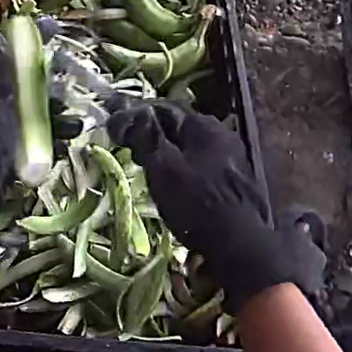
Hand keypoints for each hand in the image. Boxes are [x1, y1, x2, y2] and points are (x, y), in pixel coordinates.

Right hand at [108, 102, 325, 310]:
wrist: (238, 243)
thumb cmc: (195, 202)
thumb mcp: (163, 167)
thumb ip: (145, 137)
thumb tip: (125, 110)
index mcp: (203, 126)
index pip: (161, 108)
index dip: (134, 113)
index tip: (114, 123)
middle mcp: (220, 134)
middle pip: (177, 126)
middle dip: (150, 132)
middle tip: (126, 145)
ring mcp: (229, 156)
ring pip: (187, 145)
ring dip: (164, 150)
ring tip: (144, 163)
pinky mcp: (232, 178)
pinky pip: (198, 162)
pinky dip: (179, 165)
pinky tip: (169, 180)